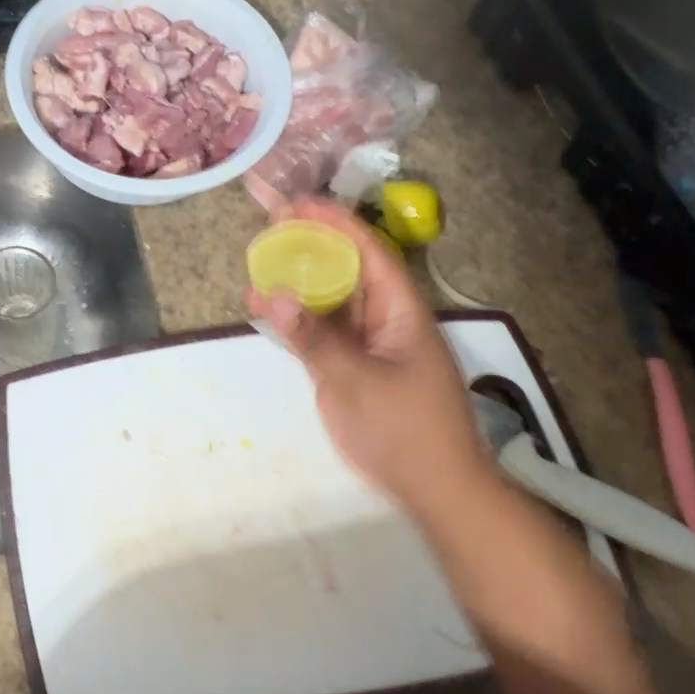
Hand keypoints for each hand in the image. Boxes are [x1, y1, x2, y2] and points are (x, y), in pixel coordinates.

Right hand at [244, 198, 494, 515]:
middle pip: (348, 270)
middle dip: (312, 244)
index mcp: (402, 312)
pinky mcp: (353, 368)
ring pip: (331, 300)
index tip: (299, 204)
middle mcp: (386, 320)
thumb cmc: (405, 430)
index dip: (336, 224)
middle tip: (270, 225)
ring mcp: (369, 345)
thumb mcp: (355, 382)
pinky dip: (294, 318)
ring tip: (259, 260)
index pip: (370, 253)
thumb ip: (312, 338)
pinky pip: (321, 331)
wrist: (435, 488)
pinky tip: (264, 309)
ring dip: (299, 281)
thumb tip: (269, 294)